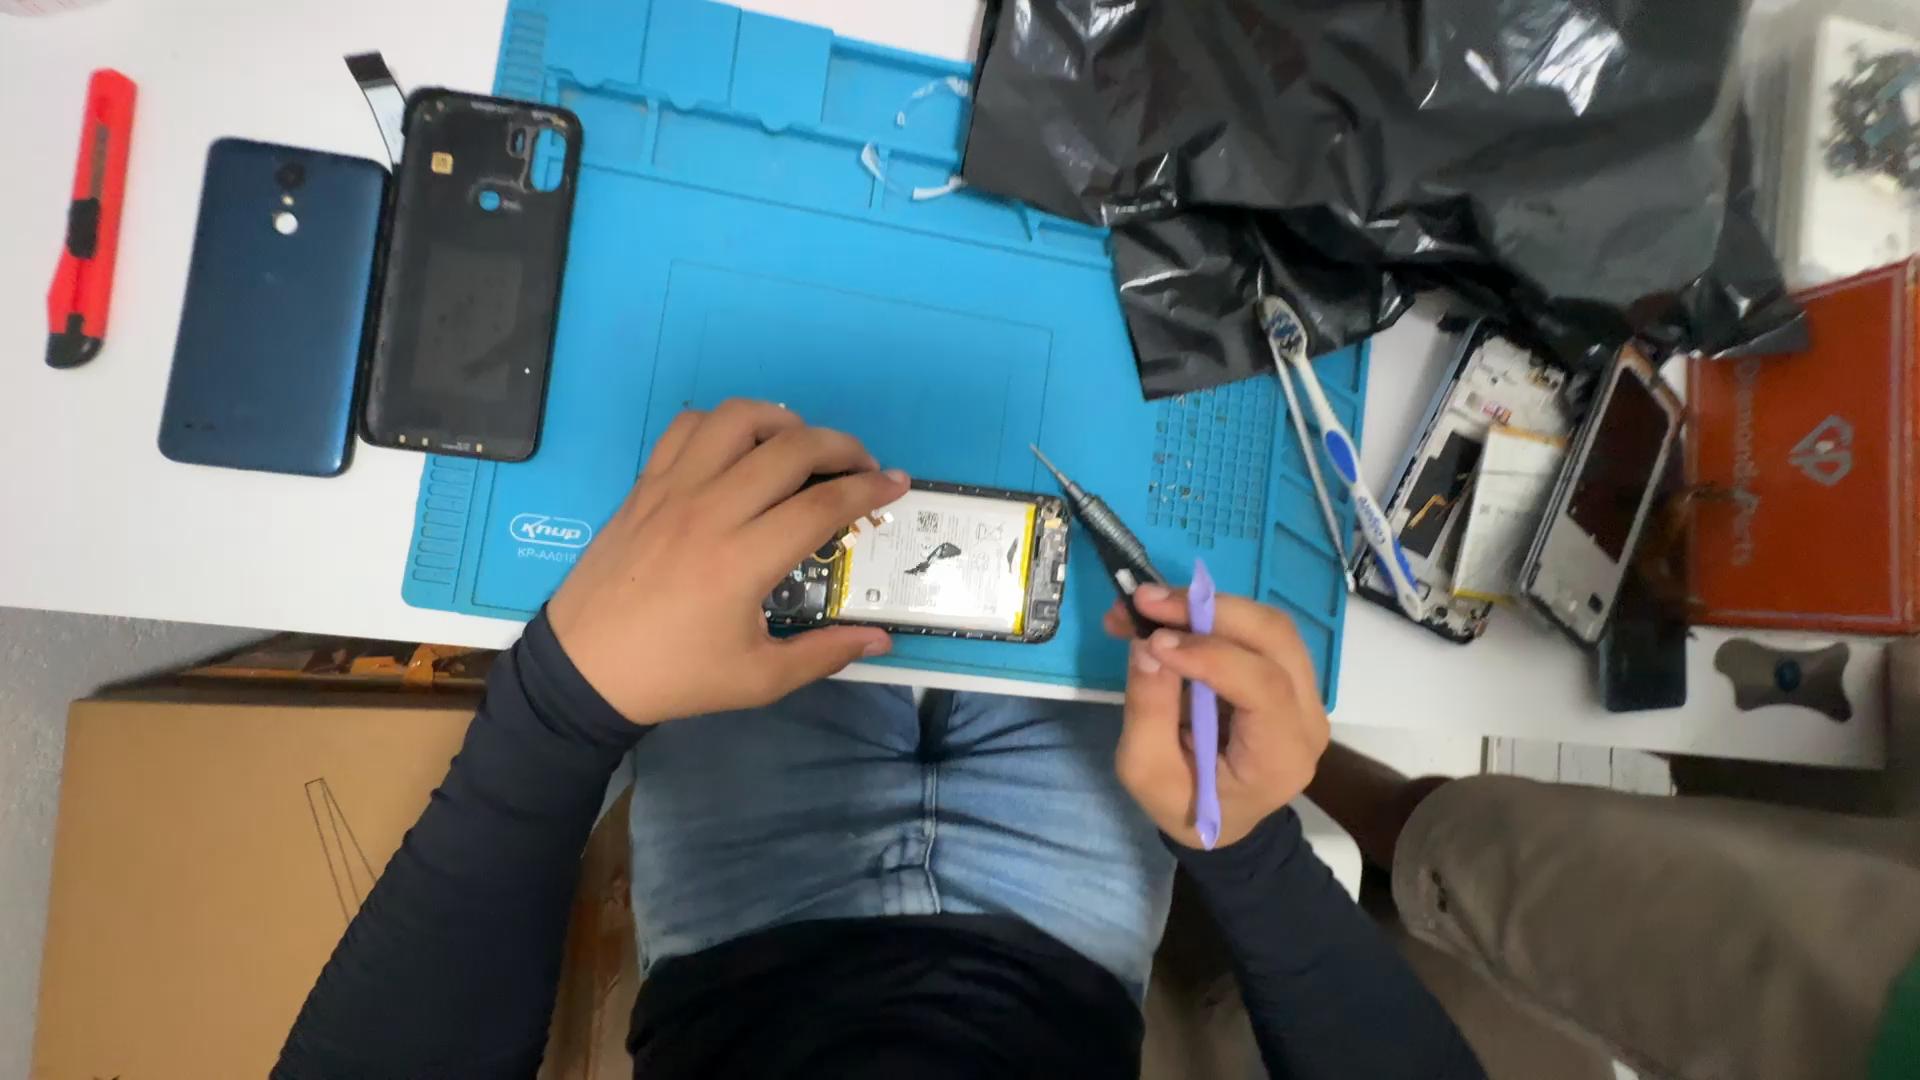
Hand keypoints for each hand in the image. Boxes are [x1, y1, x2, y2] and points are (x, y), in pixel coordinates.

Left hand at [546, 400, 909, 724]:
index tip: (897, 484)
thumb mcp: (758, 679)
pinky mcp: (646, 484)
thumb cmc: (676, 675)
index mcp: (743, 560)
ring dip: (786, 421)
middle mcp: (712, 510)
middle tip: (864, 466)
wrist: (583, 668)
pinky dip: (726, 423)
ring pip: (739, 420)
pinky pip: (688, 426)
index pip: (823, 504)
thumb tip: (880, 639)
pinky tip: (742, 448)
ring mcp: (674, 489)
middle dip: (844, 447)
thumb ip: (825, 655)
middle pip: (792, 449)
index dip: (870, 489)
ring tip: (805, 446)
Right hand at [1105, 585, 1329, 848]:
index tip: (1152, 641)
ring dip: (1204, 605)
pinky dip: (1207, 613)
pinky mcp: (1283, 674)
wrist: (1219, 817)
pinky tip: (1164, 617)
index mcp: (1280, 757)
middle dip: (1208, 609)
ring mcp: (1302, 693)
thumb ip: (1148, 712)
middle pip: (1274, 638)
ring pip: (1266, 624)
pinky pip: (1253, 629)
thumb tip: (1147, 646)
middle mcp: (1305, 718)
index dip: (1210, 654)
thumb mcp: (1148, 772)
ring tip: (1146, 606)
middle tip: (1145, 601)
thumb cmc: (1185, 805)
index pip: (1265, 687)